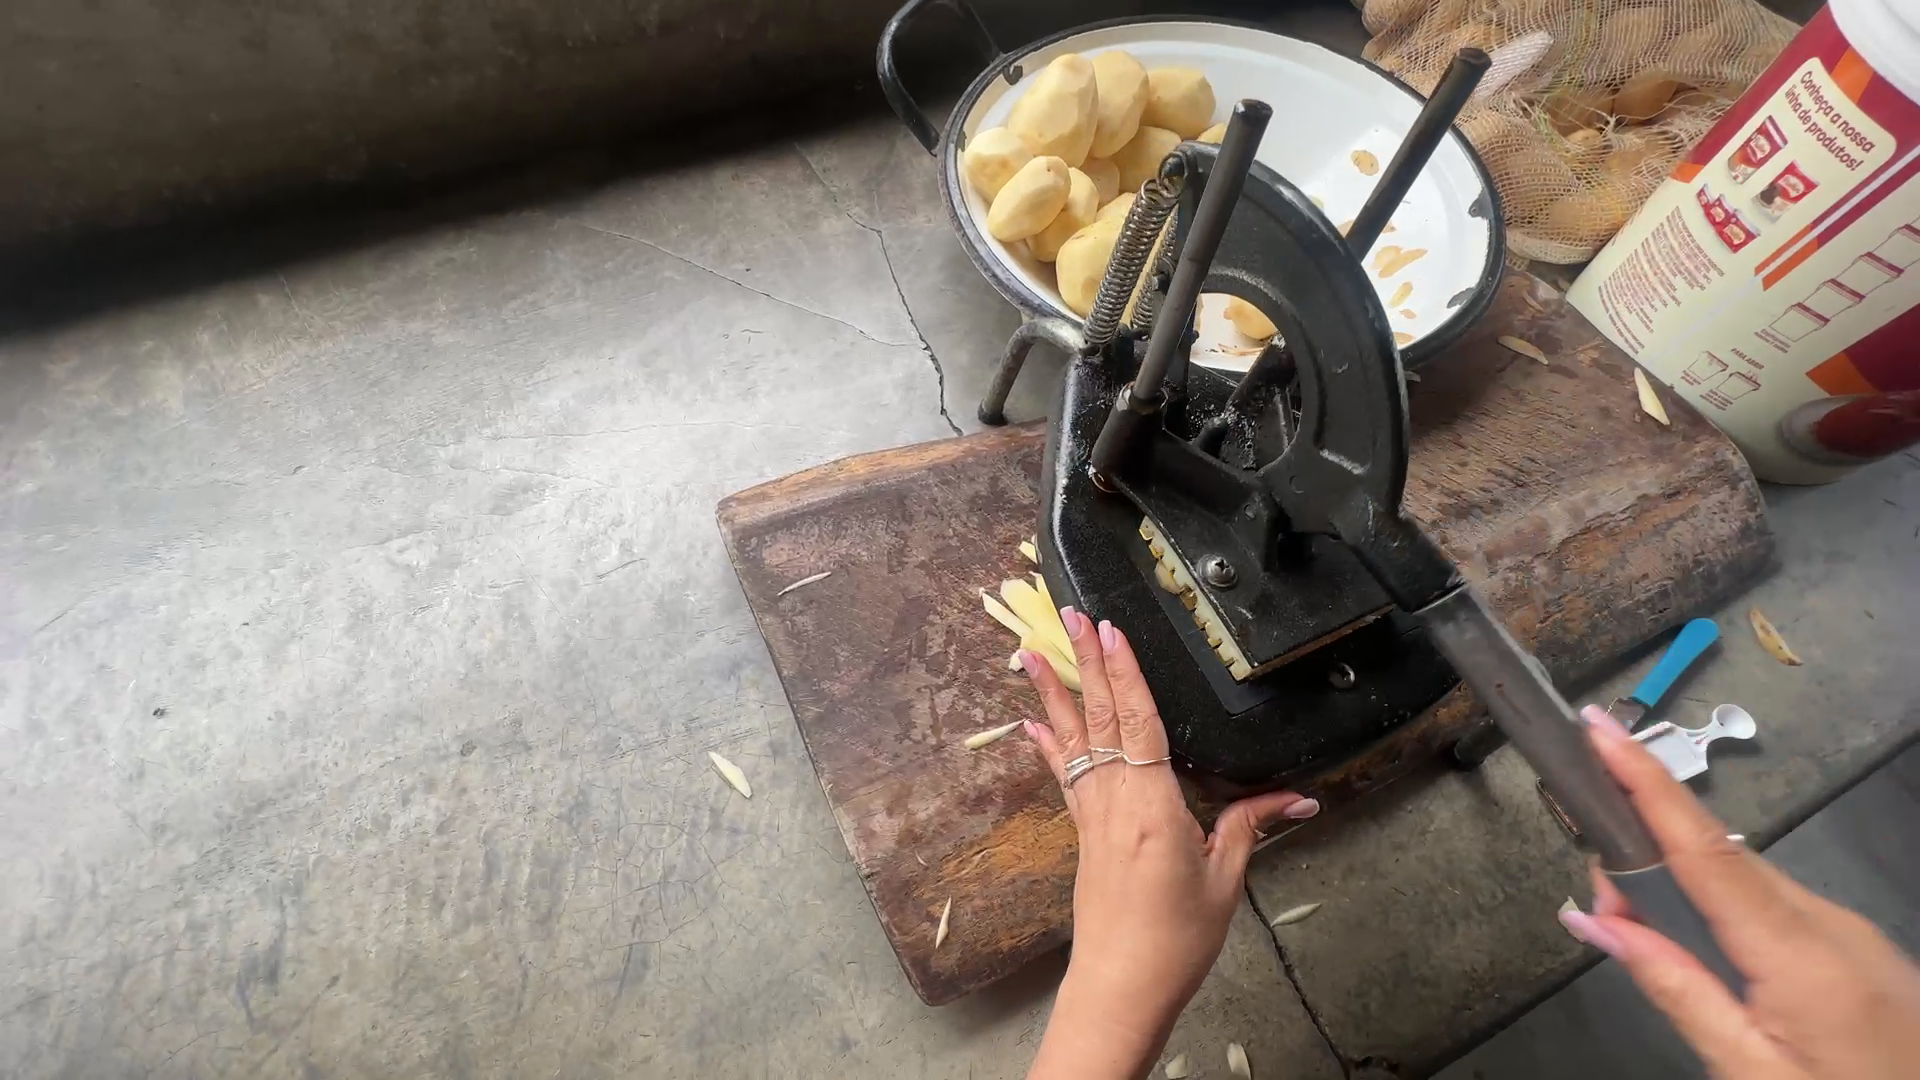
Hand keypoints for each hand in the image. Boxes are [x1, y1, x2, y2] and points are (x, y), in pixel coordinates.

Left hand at [1020, 608, 1318, 1079]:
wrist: (1121, 982)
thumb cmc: (1178, 936)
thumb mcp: (1225, 879)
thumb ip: (1251, 825)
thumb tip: (1300, 796)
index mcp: (1152, 802)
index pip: (1138, 720)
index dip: (1126, 671)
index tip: (1111, 630)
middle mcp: (1112, 795)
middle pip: (1099, 714)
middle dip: (1085, 660)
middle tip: (1068, 615)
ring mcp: (1090, 808)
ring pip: (1071, 736)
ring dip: (1053, 690)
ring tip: (1031, 652)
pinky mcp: (1080, 826)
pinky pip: (1062, 773)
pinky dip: (1047, 743)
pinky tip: (1028, 720)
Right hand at [1561, 705, 1919, 1079]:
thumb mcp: (1750, 1075)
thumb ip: (1673, 989)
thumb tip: (1589, 917)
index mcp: (1806, 959)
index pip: (1704, 847)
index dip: (1646, 781)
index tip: (1600, 728)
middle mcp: (1833, 928)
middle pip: (1710, 857)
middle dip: (1639, 863)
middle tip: (1605, 914)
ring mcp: (1853, 935)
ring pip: (1733, 878)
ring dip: (1673, 892)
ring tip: (1648, 941)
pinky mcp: (1857, 948)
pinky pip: (1763, 901)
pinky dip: (1712, 909)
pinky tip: (1702, 954)